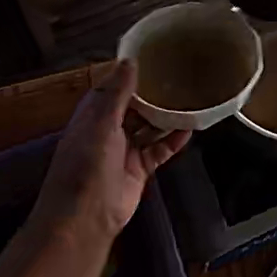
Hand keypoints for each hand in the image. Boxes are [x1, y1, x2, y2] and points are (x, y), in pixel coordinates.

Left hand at [34, 60, 189, 238]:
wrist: (86, 218)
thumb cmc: (87, 166)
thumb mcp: (101, 124)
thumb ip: (116, 94)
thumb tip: (129, 60)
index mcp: (92, 117)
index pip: (110, 89)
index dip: (128, 75)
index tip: (151, 57)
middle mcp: (107, 132)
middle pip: (133, 107)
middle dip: (152, 94)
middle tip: (178, 75)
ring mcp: (124, 151)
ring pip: (149, 128)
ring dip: (166, 116)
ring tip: (190, 98)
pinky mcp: (139, 169)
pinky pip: (159, 149)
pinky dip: (173, 140)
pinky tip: (190, 129)